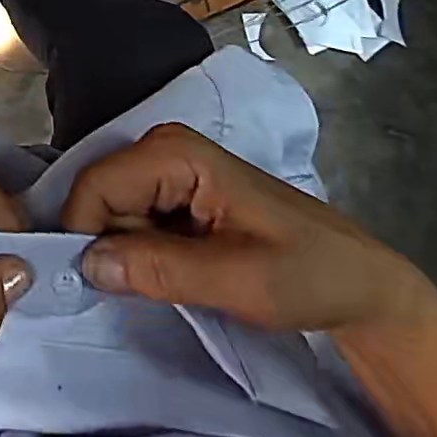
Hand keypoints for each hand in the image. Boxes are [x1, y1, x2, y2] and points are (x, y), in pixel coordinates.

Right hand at [61, 123, 436, 332]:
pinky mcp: (175, 193)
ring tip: (174, 279)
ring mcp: (170, 169)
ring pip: (110, 212)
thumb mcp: (238, 279)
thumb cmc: (307, 271)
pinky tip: (172, 270)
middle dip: (109, 246)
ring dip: (125, 253)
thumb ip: (160, 268)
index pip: (97, 184)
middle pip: (100, 196)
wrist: (352, 278)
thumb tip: (87, 262)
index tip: (94, 288)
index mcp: (179, 152)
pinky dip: (138, 253)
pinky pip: (131, 221)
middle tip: (151, 286)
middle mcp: (166, 148)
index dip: (85, 235)